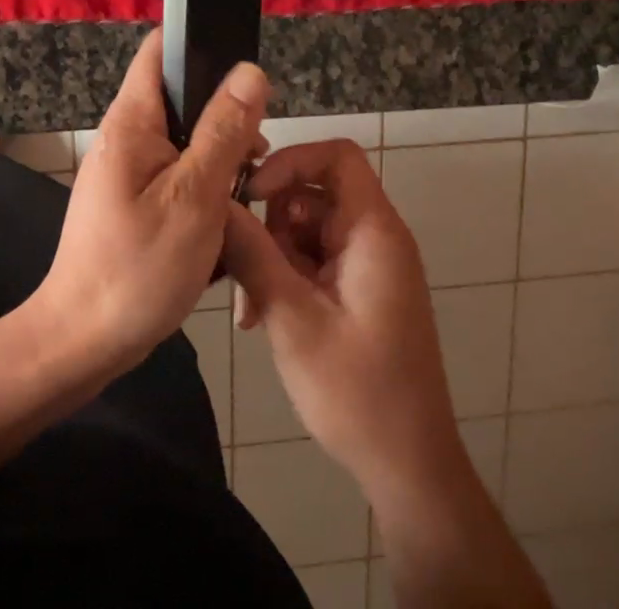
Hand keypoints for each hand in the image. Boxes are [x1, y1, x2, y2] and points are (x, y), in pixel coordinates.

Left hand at [26, 31, 268, 375]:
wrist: (84, 338)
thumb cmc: (139, 268)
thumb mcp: (195, 198)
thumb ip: (222, 133)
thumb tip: (249, 73)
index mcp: (130, 123)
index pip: (159, 52)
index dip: (202, 47)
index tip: (248, 73)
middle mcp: (123, 140)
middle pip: (181, 100)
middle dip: (225, 118)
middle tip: (258, 159)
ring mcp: (125, 175)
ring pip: (185, 145)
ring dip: (220, 162)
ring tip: (247, 194)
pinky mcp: (132, 205)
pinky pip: (176, 180)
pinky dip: (205, 192)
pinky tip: (224, 221)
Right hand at [224, 141, 461, 483]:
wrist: (404, 461)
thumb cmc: (354, 388)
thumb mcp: (290, 316)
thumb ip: (251, 252)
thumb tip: (214, 203)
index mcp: (373, 233)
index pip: (336, 156)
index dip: (287, 162)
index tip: (247, 197)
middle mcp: (374, 239)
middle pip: (311, 192)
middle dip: (268, 220)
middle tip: (242, 266)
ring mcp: (366, 266)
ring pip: (304, 228)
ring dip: (269, 255)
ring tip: (250, 307)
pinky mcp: (356, 291)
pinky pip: (311, 261)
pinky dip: (283, 278)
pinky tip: (259, 318)